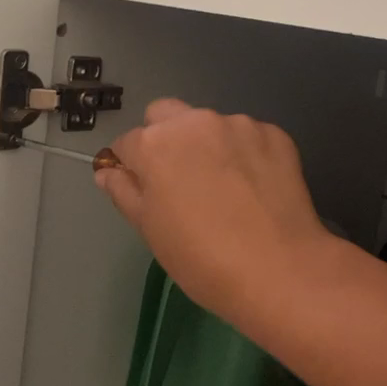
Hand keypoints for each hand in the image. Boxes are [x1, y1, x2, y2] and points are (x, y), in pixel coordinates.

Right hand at [96, 99, 338, 313]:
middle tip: (181, 181)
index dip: (132, 167)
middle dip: (165, 139)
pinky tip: (255, 189)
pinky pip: (248, 137)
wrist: (279, 269)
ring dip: (208, 146)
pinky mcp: (275, 135)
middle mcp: (194, 122)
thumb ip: (125, 192)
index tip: (146, 192)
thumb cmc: (201, 258)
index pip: (127, 143)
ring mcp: (239, 125)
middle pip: (166, 116)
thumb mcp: (150, 230)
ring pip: (210, 125)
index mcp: (155, 144)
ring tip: (226, 190)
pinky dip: (245, 154)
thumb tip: (107, 172)